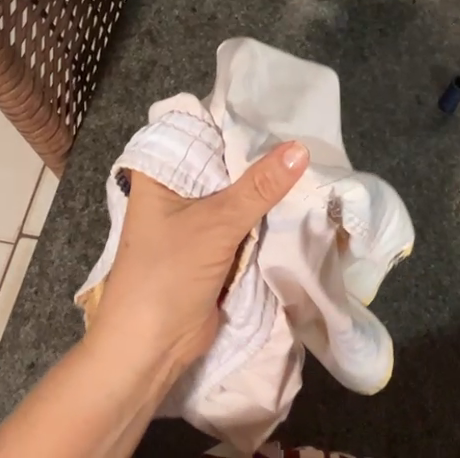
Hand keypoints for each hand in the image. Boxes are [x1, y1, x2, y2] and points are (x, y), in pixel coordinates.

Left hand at [86, 141, 310, 379]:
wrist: (150, 351)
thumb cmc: (166, 275)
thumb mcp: (216, 224)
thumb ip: (260, 187)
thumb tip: (302, 149)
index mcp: (160, 171)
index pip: (201, 129)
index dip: (237, 119)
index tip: (280, 108)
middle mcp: (175, 188)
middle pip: (223, 161)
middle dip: (259, 154)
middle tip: (305, 134)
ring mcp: (194, 218)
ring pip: (236, 191)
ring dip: (265, 186)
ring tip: (309, 160)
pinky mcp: (211, 245)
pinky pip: (242, 219)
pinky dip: (263, 213)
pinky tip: (296, 196)